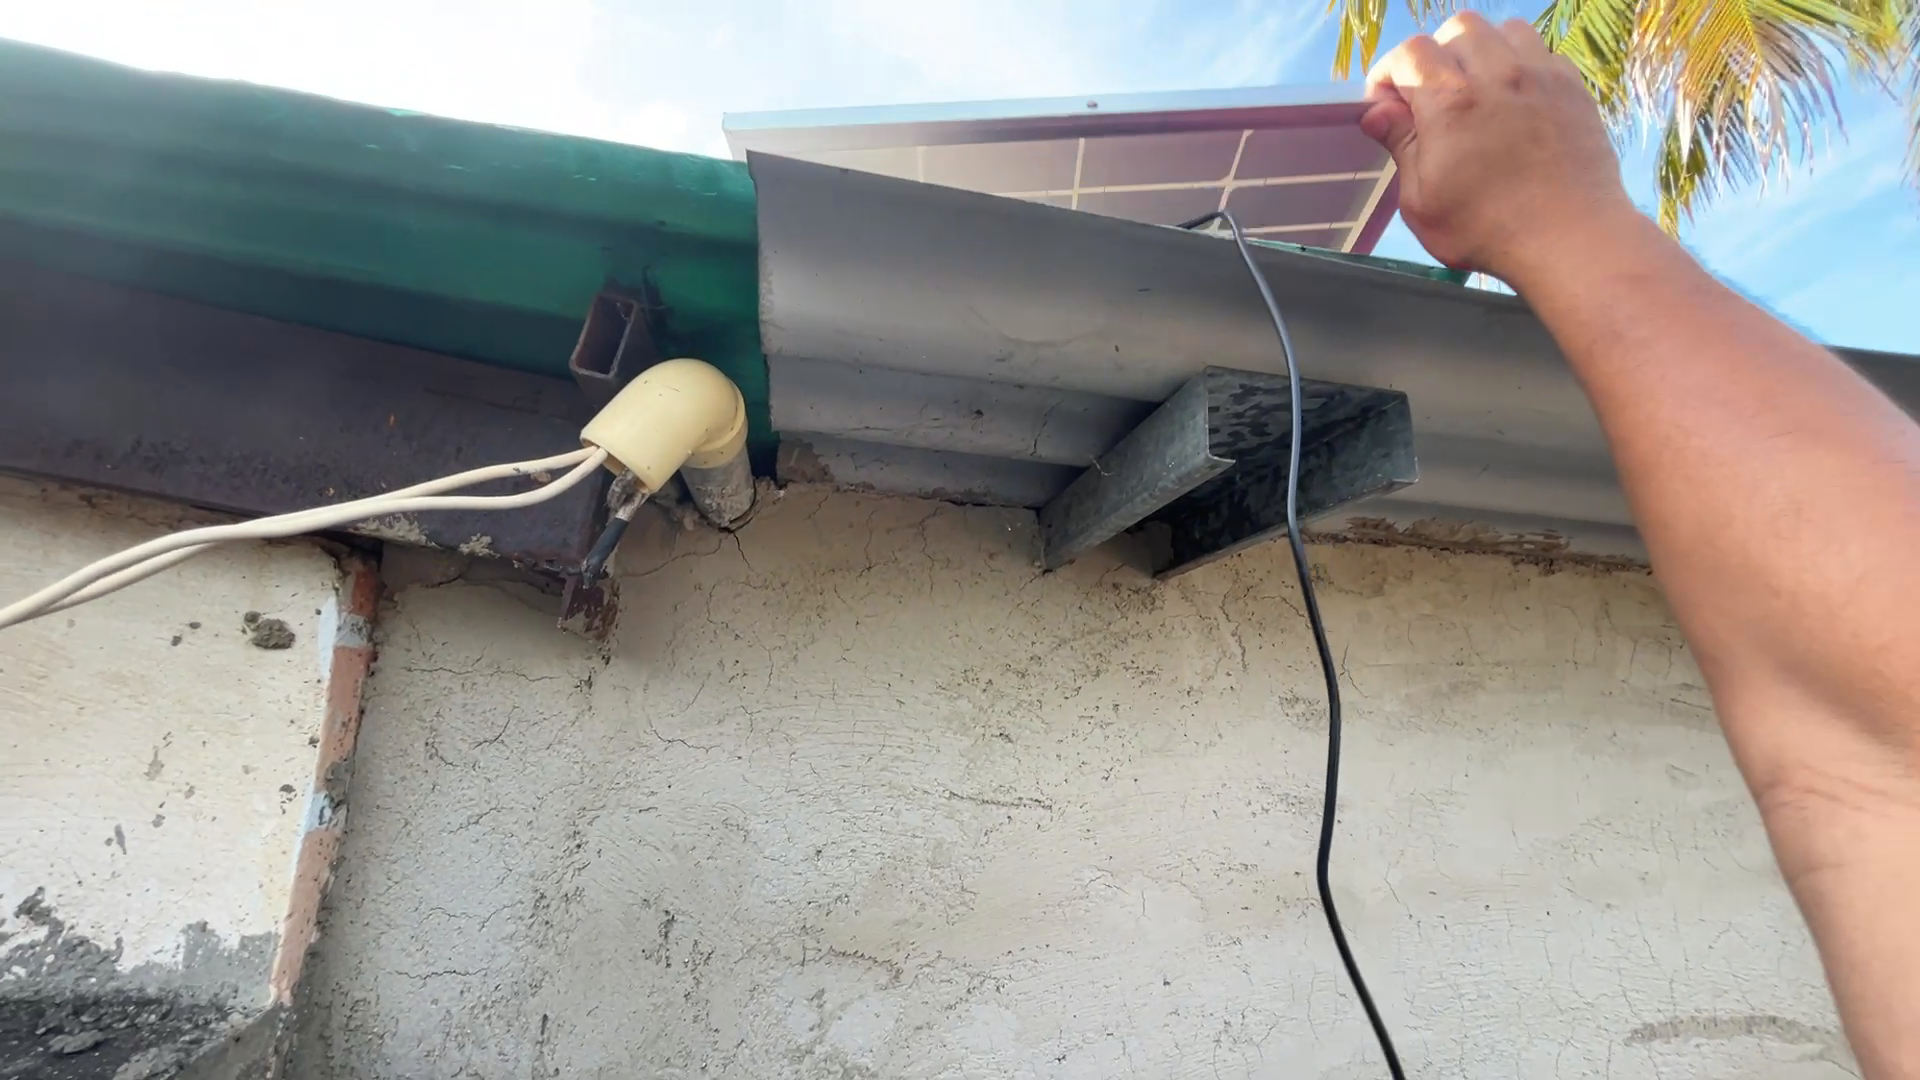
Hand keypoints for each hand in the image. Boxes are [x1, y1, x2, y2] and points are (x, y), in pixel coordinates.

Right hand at [1360, 13, 1638, 283]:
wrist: (1565, 234)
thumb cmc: (1481, 228)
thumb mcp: (1420, 199)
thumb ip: (1401, 145)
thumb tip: (1376, 111)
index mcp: (1450, 106)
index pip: (1411, 53)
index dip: (1388, 74)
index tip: (1383, 106)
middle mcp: (1498, 76)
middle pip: (1457, 28)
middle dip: (1431, 56)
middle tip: (1422, 99)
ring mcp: (1541, 75)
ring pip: (1502, 29)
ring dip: (1475, 52)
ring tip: (1467, 94)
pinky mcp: (1570, 86)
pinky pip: (1538, 50)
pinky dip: (1513, 63)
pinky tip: (1504, 102)